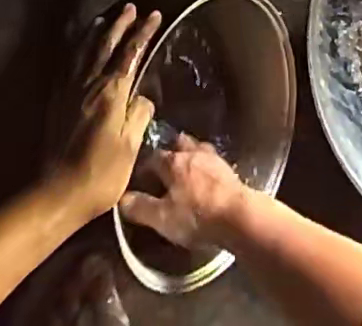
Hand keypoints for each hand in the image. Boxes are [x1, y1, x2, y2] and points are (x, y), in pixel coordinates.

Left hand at [47, 4, 160, 222]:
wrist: (57, 193)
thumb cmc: (101, 174)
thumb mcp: (130, 147)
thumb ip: (139, 115)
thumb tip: (142, 97)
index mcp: (111, 92)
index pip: (131, 53)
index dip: (144, 32)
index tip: (155, 15)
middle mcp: (90, 83)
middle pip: (107, 45)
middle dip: (121, 24)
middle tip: (131, 7)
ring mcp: (71, 90)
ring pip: (85, 51)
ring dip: (98, 33)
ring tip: (105, 19)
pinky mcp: (58, 101)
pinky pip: (70, 65)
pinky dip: (78, 50)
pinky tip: (80, 49)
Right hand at [118, 133, 249, 248]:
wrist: (238, 216)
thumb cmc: (197, 216)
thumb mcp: (163, 218)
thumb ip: (141, 208)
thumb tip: (122, 199)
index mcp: (173, 162)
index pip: (153, 157)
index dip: (145, 167)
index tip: (140, 178)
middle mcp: (192, 152)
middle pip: (177, 143)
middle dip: (170, 151)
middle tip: (164, 167)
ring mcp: (213, 158)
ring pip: (196, 148)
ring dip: (190, 155)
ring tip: (186, 169)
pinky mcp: (228, 168)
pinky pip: (212, 160)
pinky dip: (205, 166)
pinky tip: (206, 177)